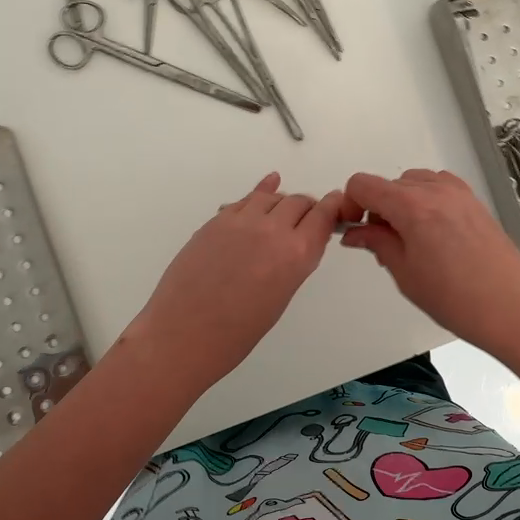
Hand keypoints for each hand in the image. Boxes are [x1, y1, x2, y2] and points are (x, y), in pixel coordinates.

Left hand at [130, 173, 348, 387]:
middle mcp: (273, 230)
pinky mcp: (216, 220)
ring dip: (281, 201)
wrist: (183, 334)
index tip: (336, 204)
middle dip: (307, 207)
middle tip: (308, 217)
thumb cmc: (236, 332)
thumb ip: (293, 264)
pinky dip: (259, 193)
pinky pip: (244, 199)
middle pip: (298, 202)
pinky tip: (266, 186)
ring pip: (271, 196)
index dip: (332, 207)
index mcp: (296, 255)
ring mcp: (241, 221)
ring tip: (282, 212)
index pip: (323, 216)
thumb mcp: (280, 297)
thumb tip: (296, 244)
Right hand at [341, 168, 519, 354]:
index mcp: (412, 206)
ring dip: (401, 203)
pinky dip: (426, 201)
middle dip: (376, 208)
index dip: (351, 204)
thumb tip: (357, 232)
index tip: (354, 228)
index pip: (364, 185)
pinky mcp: (474, 202)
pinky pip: (438, 187)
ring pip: (413, 183)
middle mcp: (435, 190)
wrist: (513, 308)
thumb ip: (377, 243)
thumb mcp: (405, 274)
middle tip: (380, 243)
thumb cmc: (457, 299)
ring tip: (408, 241)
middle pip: (389, 184)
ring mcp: (458, 193)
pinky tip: (431, 233)